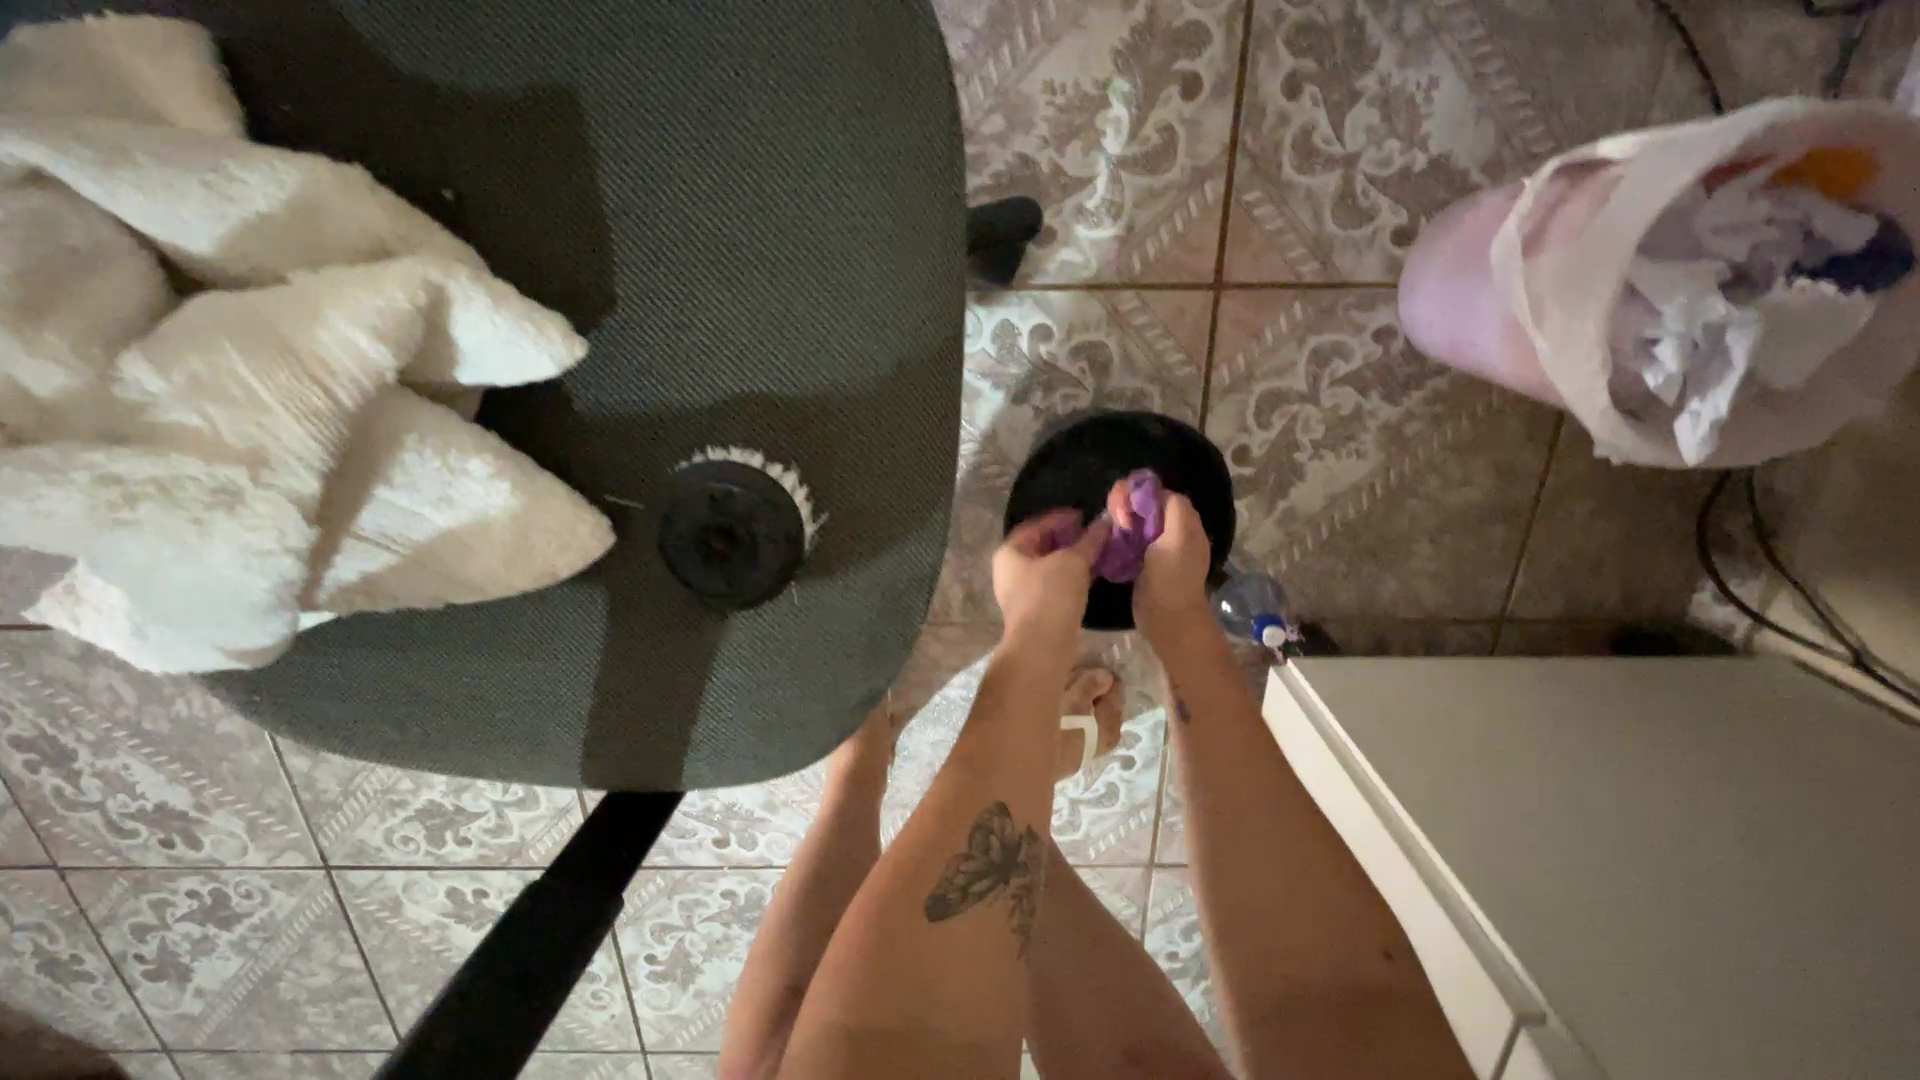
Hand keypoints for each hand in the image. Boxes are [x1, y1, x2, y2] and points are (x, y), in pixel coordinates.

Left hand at [992, 509, 1109, 657]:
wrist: (1042, 645)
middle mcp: (1010, 570)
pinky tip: (1091, 574)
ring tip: (1097, 551)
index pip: (1036, 525)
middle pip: (1041, 546)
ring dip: (1071, 558)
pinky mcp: (1035, 610)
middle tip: (1092, 533)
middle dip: (1068, 538)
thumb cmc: (1051, 594)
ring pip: (1049, 567)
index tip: (1085, 515)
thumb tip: (1105, 521)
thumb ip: (1089, 540)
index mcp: (1010, 552)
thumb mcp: (1073, 561)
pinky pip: (1054, 584)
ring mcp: (1020, 592)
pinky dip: (1071, 576)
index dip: (1061, 517)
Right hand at [1105, 480, 1209, 636]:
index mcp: (1186, 525)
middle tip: (1115, 516)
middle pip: (1148, 508)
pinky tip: (1110, 543)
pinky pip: (1130, 543)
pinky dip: (1119, 539)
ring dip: (1122, 522)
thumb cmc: (1172, 577)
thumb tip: (1154, 495)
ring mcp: (1158, 551)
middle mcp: (1174, 534)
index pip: (1162, 496)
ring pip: (1137, 524)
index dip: (1143, 494)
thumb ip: (1174, 509)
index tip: (1124, 502)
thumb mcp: (1179, 537)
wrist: (1167, 618)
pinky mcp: (1144, 565)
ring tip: (1112, 528)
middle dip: (1129, 506)